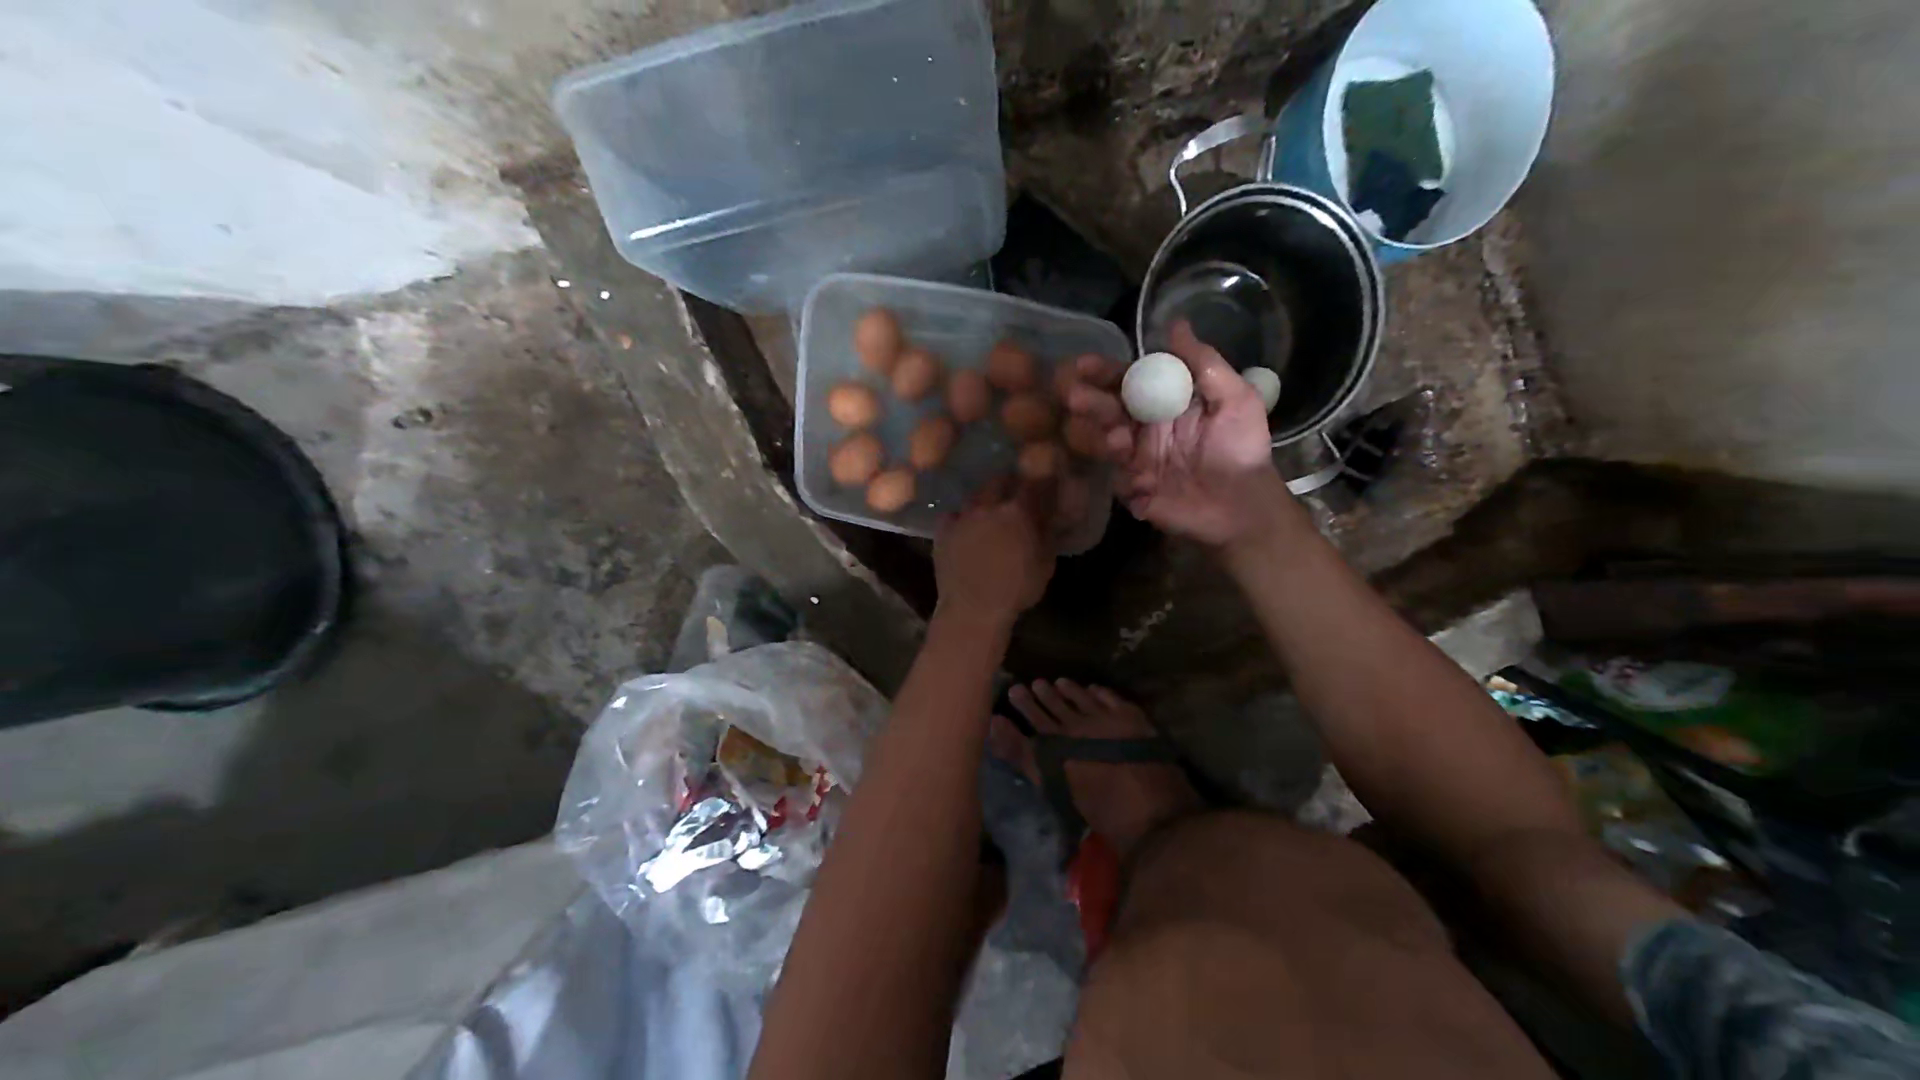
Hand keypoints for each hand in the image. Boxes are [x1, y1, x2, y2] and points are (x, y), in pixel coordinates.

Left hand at [933, 478, 1055, 626]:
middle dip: (1009, 484)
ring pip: (975, 496)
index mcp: (1018, 511)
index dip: (1039, 482)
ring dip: (985, 499)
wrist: (972, 609)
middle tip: (1015, 495)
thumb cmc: (1016, 590)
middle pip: (999, 481)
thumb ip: (1048, 535)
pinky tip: (965, 529)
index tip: (1043, 486)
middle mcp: (988, 505)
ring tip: (989, 512)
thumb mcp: (1045, 565)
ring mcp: (963, 516)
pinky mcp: (943, 530)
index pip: (1032, 483)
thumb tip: (1051, 517)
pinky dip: (961, 518)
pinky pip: (953, 515)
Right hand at [1064, 322, 1292, 548]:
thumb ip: (1204, 363)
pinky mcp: (1133, 491)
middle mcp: (1143, 429)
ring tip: (1118, 440)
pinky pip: (1118, 480)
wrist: (1243, 506)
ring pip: (1105, 443)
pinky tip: (1142, 479)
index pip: (1127, 381)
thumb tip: (1176, 324)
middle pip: (1107, 410)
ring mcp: (1135, 461)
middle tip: (1075, 397)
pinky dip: (1126, 477)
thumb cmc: (1242, 449)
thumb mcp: (1235, 398)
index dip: (1105, 372)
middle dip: (1090, 401)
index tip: (1083, 365)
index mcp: (1164, 403)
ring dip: (1104, 438)